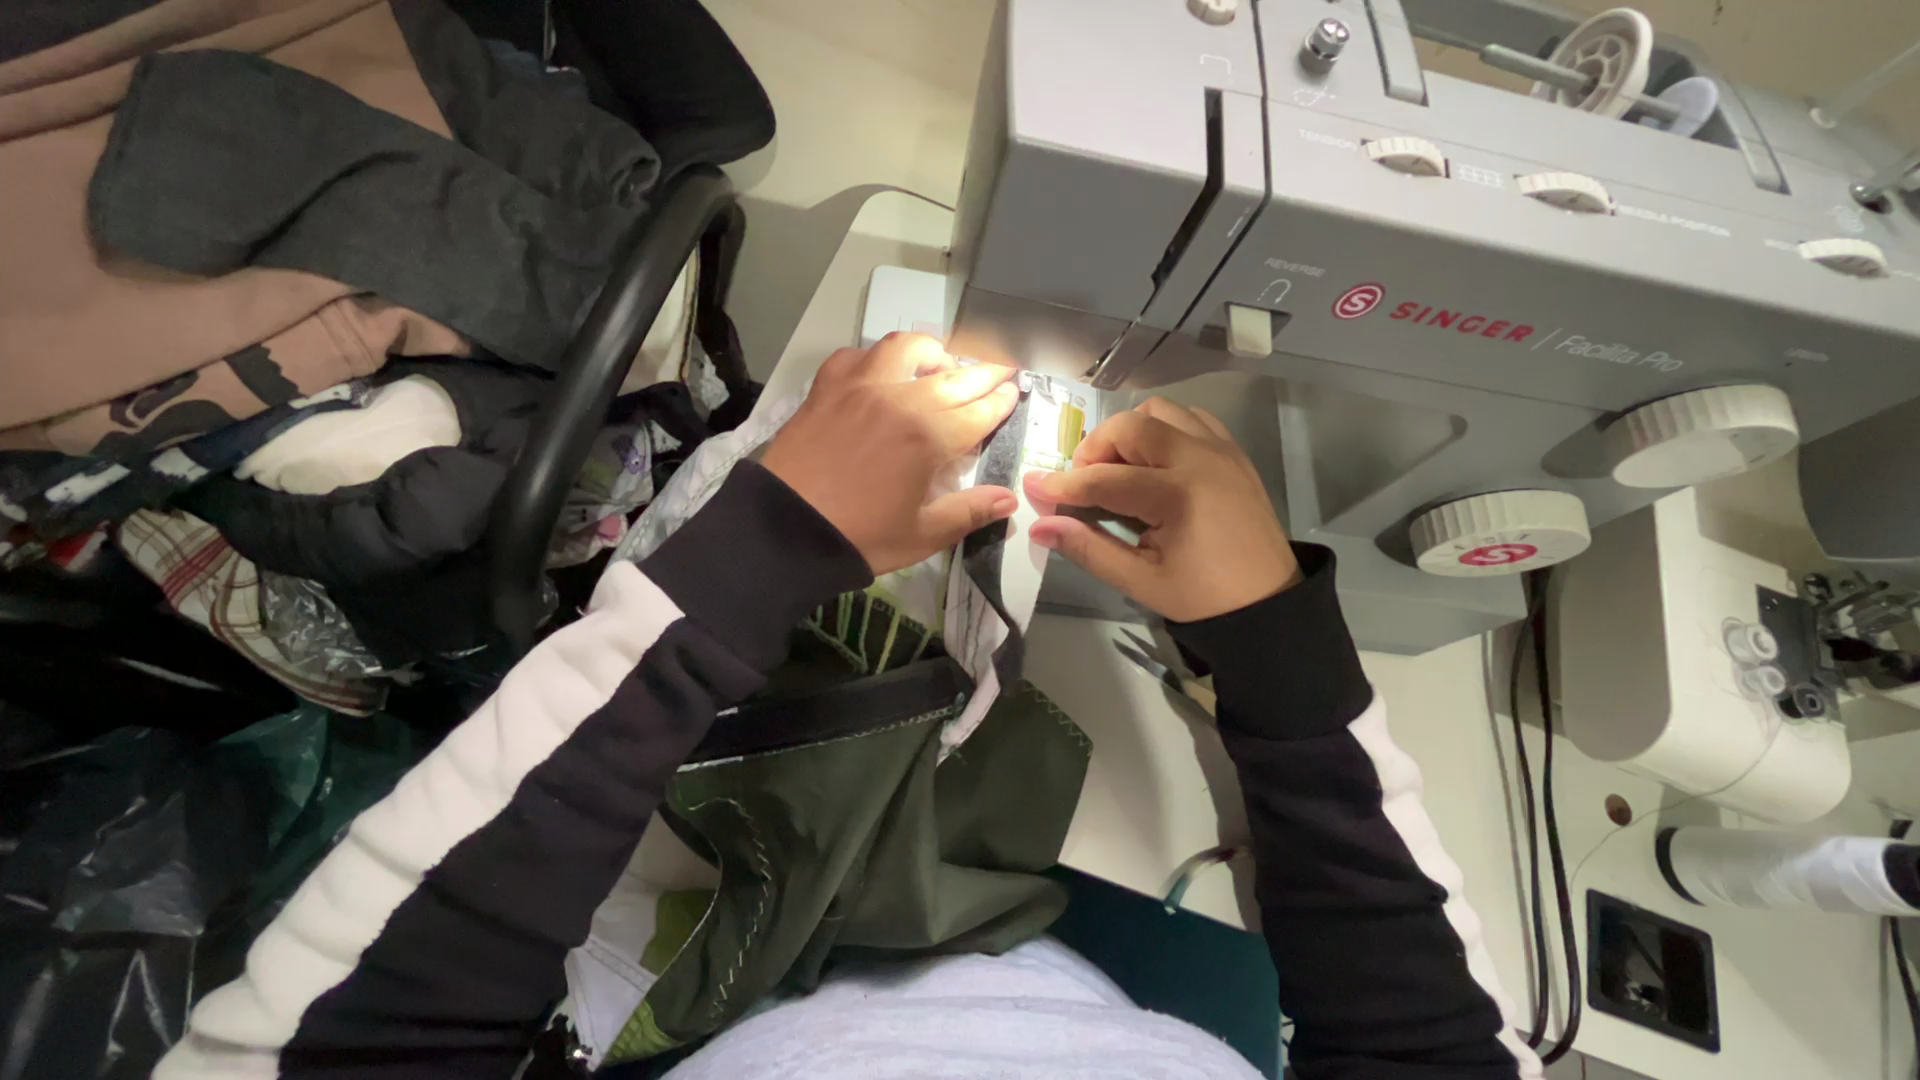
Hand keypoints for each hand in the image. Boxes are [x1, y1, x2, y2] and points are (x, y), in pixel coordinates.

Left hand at [762, 332, 1020, 575]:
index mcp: (929, 437)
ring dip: (931, 353)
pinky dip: (877, 359)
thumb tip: (1010, 498)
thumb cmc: (860, 537)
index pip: (979, 410)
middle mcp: (900, 399)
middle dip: (983, 373)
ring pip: (905, 347)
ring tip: (938, 366)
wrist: (784, 530)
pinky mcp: (826, 387)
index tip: (1015, 390)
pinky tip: (880, 375)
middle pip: (953, 376)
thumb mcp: (923, 534)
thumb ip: (969, 511)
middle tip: (999, 372)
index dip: (1001, 400)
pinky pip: (857, 355)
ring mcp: (860, 386)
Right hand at [1024, 398, 1300, 621]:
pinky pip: (1191, 418)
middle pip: (1131, 426)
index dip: (1064, 484)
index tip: (1035, 486)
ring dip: (1131, 433)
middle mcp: (1200, 459)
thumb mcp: (1140, 580)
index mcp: (1177, 495)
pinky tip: (1156, 463)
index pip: (1104, 479)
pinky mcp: (1233, 451)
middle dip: (1097, 448)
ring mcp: (1221, 449)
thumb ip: (1088, 548)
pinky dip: (1164, 429)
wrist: (1268, 604)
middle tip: (1085, 482)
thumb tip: (1040, 527)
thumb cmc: (1202, 597)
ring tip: (1121, 470)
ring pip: (1161, 412)